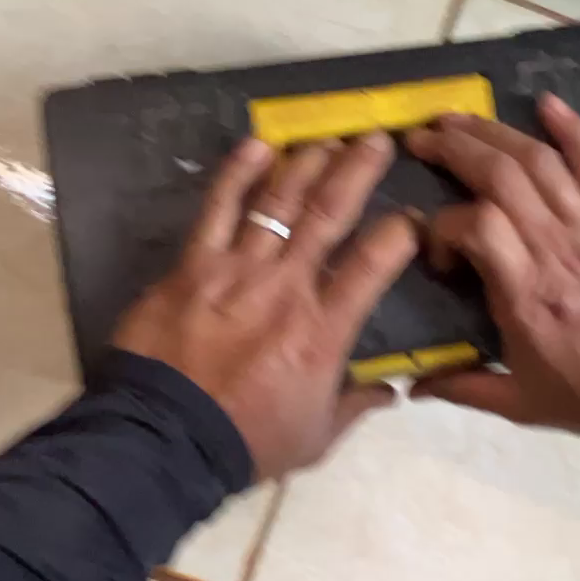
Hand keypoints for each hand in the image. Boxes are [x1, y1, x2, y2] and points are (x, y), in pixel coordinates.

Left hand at [113, 132, 417, 479]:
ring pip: (277, 202)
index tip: (413, 218)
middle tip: (376, 140)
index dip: (401, 233)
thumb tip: (393, 390)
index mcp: (323, 330)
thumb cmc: (249, 441)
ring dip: (306, 165)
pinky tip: (258, 146)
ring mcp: (236, 270)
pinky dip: (237, 174)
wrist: (166, 440)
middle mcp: (286, 287)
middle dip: (357, 171)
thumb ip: (357, 405)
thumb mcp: (317, 436)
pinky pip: (217, 209)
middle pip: (328, 215)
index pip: (373, 264)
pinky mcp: (192, 266)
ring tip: (327, 139)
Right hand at [403, 93, 579, 436]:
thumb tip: (414, 387)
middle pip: (500, 176)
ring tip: (459, 118)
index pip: (474, 226)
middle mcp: (554, 247)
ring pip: (539, 161)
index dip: (443, 228)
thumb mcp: (524, 404)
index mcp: (525, 293)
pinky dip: (572, 129)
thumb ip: (466, 389)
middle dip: (455, 149)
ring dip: (494, 132)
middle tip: (421, 138)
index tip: (438, 254)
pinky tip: (546, 104)